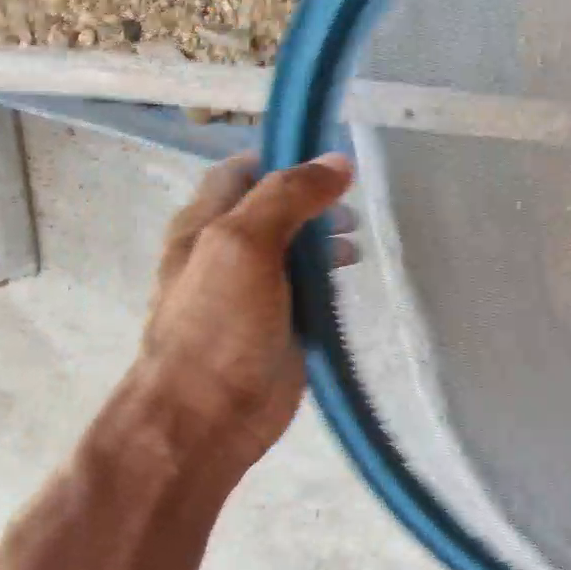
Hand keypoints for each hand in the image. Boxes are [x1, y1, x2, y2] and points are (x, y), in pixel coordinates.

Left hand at [136, 153, 355, 470]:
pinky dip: (334, 280)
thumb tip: (337, 162)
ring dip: (329, 242)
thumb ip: (288, 200)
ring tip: (366, 246)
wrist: (212, 409)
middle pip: (274, 210)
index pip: (243, 172)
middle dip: (316, 201)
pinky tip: (358, 287)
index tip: (340, 162)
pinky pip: (311, 291)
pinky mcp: (283, 326)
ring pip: (297, 252)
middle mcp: (226, 253)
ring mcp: (256, 292)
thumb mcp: (246, 246)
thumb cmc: (221, 324)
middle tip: (362, 208)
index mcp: (204, 225)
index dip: (286, 160)